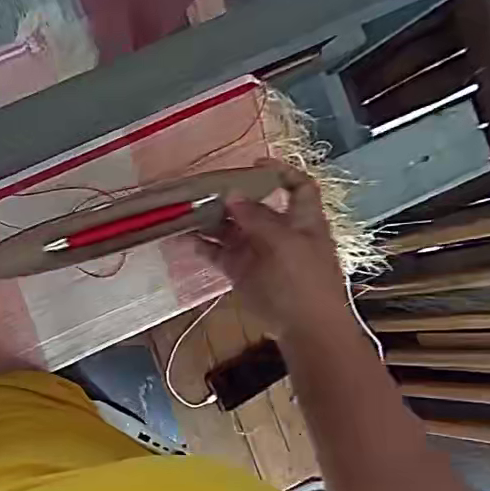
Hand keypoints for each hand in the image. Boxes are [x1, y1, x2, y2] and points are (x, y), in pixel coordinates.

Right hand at [199, 160, 355, 339]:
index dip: (280, 172)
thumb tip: (232, 195)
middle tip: (204, 190)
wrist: (305, 326)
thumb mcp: (284, 243)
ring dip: (211, 221)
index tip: (254, 164)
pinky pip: (219, 254)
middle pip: (255, 207)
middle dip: (232, 197)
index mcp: (302, 220)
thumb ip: (257, 218)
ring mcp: (257, 253)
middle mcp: (278, 232)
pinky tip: (185, 239)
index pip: (296, 187)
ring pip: (232, 230)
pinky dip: (203, 246)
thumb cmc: (303, 280)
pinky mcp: (240, 272)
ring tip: (186, 213)